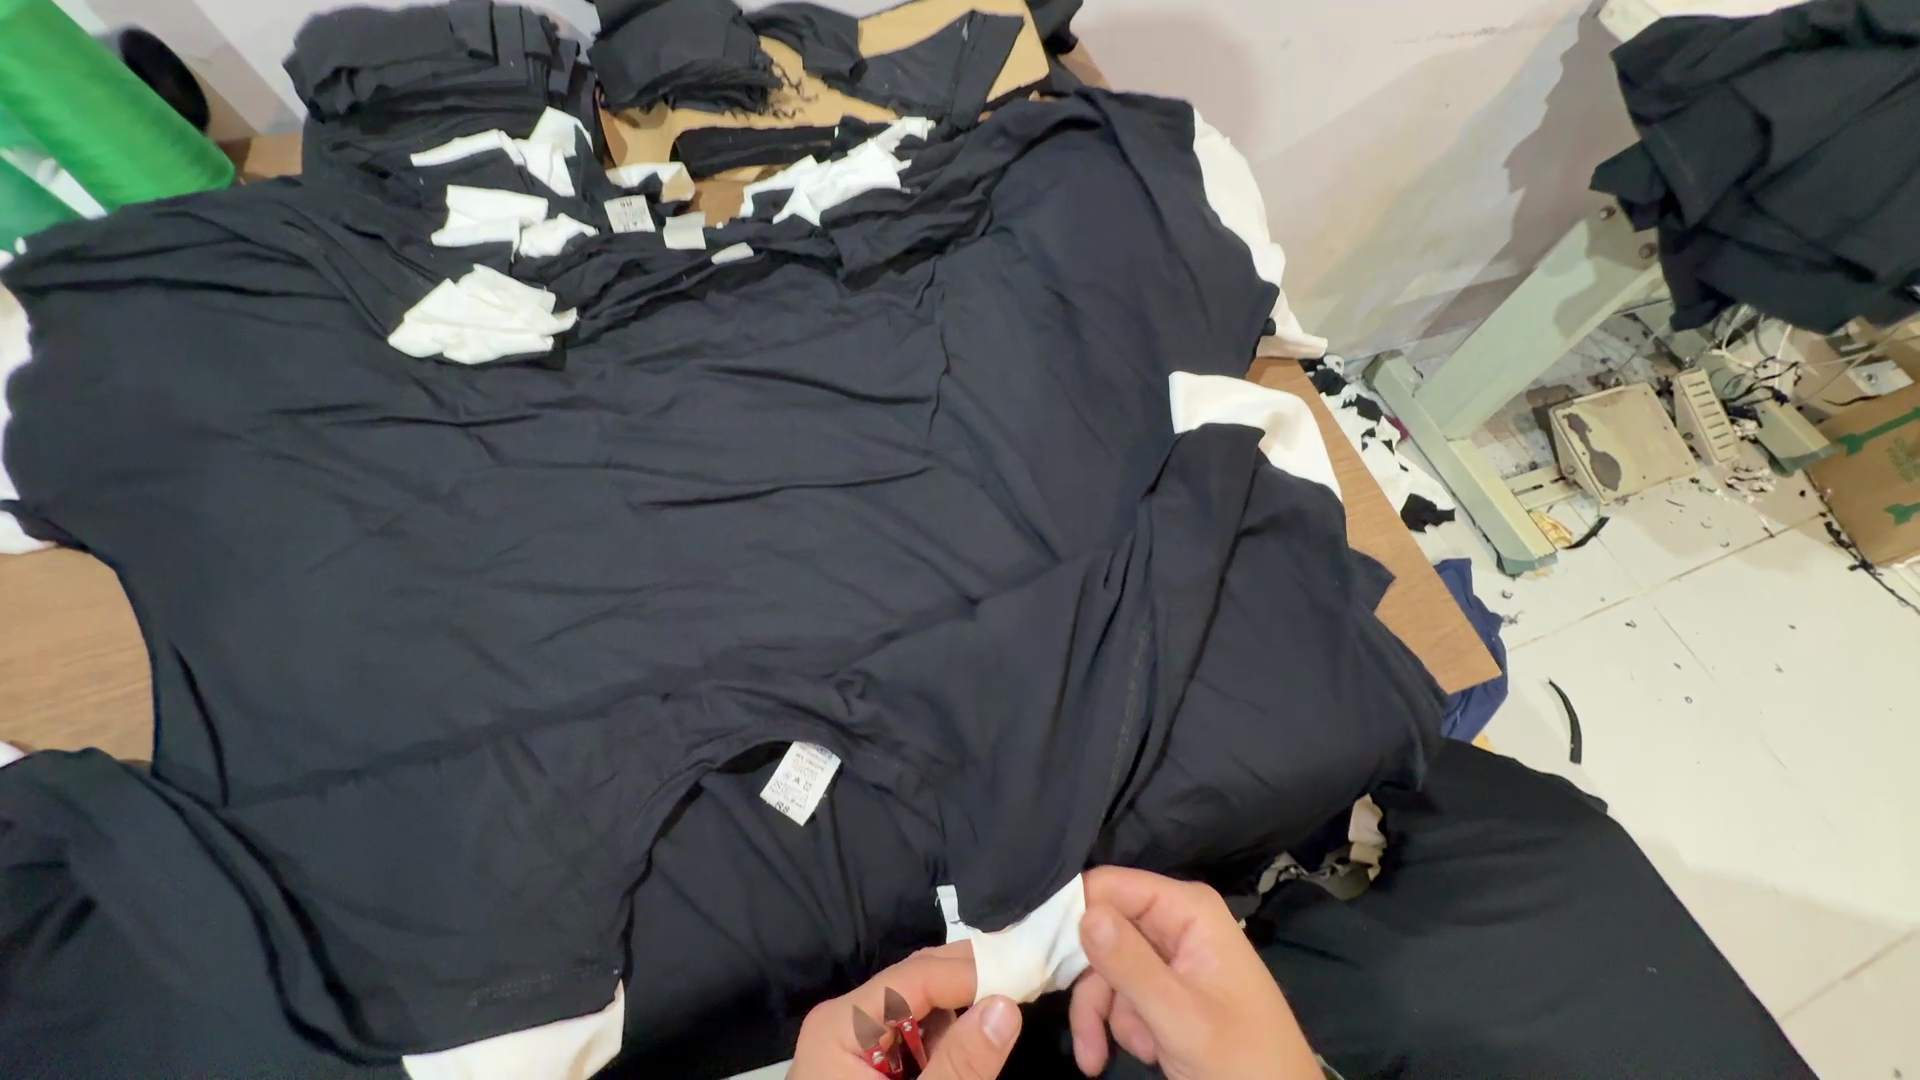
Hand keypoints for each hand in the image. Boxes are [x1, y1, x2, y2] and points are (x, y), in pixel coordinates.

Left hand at [790, 942, 1022, 1079]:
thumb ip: (960, 1068)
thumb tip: (1006, 1006)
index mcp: (842, 1024)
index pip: (915, 975)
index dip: (970, 971)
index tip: (1024, 973)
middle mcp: (848, 1021)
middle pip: (918, 982)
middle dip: (972, 981)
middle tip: (1028, 976)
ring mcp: (859, 1043)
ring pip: (923, 1006)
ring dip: (967, 1005)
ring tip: (1014, 997)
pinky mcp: (873, 1067)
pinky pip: (918, 1037)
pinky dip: (952, 1038)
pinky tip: (982, 1040)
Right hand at [1068, 867, 1320, 1078]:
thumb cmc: (1244, 1064)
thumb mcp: (1183, 1020)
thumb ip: (1131, 965)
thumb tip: (1082, 913)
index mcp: (1187, 909)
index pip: (1110, 886)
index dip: (1073, 915)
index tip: (1038, 952)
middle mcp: (1176, 921)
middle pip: (1102, 929)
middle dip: (1090, 984)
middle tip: (1081, 1031)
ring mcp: (1171, 955)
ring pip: (1106, 967)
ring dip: (1101, 1015)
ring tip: (1102, 1060)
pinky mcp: (1167, 988)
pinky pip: (1122, 993)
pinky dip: (1118, 1026)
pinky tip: (1134, 1055)